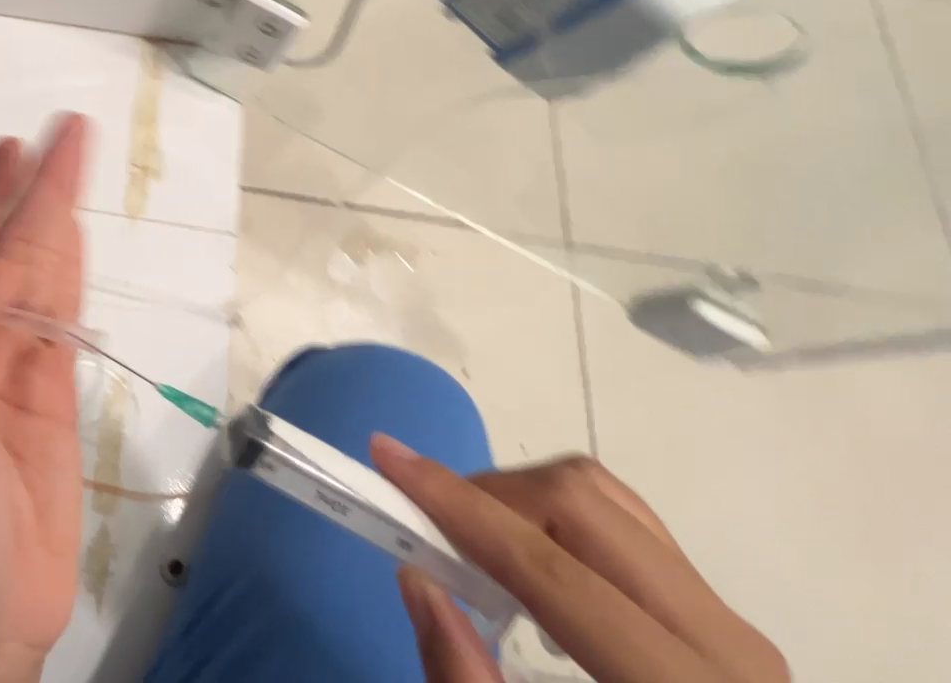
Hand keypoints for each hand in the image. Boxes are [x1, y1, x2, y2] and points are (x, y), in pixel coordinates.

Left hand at [0, 117, 88, 682]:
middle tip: (63, 136)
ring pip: (35, 278)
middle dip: (28, 193)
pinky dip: (70, 276)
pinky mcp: (47, 396)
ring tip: (73, 166)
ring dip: (54, 222)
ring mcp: (5, 367)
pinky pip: (60, 322)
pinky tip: (76, 238)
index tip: (16, 147)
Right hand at [371, 437, 788, 682]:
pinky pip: (623, 521)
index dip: (456, 506)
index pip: (547, 568)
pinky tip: (522, 558)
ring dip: (517, 498)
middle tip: (426, 522)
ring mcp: (729, 624)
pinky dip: (553, 514)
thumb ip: (464, 682)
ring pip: (604, 498)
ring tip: (470, 539)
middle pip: (580, 505)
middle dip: (483, 495)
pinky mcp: (717, 616)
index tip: (385, 456)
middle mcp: (723, 644)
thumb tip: (417, 578)